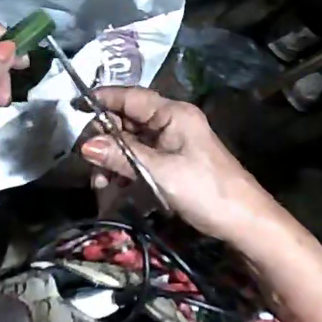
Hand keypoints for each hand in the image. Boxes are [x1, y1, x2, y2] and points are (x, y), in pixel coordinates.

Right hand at [77, 87, 277, 244]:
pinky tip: (113, 188)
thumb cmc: (206, 191)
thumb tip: (85, 145)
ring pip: (129, 142)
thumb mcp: (159, 173)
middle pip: (127, 120)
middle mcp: (171, 122)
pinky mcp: (171, 163)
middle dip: (104, 139)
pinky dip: (124, 171)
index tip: (74, 105)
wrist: (246, 224)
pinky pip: (139, 159)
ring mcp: (171, 143)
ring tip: (101, 184)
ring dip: (112, 160)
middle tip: (89, 162)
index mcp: (173, 113)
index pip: (130, 96)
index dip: (102, 98)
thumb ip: (121, 156)